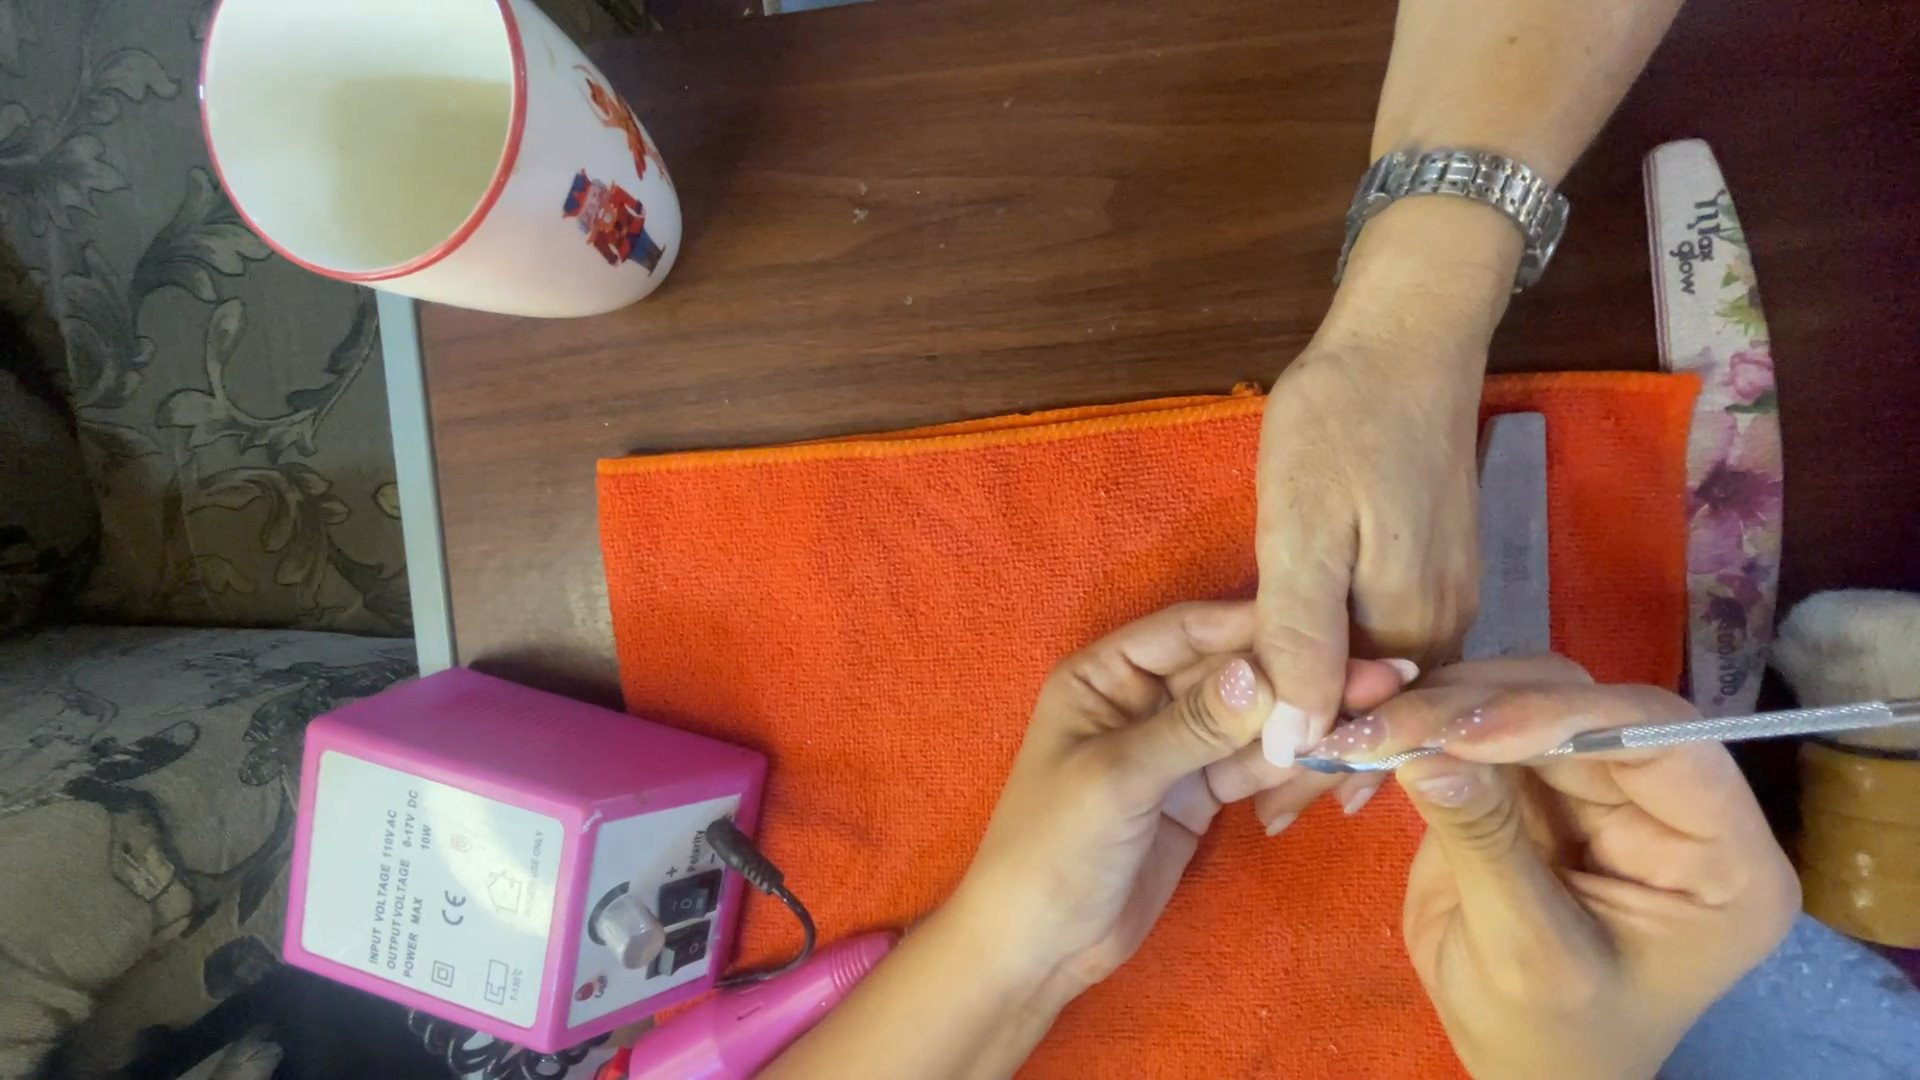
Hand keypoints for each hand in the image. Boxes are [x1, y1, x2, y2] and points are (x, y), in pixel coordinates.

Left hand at [949, 601, 1411, 999]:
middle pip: (1224, 672)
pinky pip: (1248, 763)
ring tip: (1376, 714)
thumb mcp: (1118, 780)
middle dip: (1291, 675)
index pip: (1185, 632)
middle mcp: (1140, 697)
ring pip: (1245, 718)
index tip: (1327, 624)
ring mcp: (1172, 744)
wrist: (1042, 942)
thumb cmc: (1054, 847)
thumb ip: (1192, 727)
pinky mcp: (1195, 790)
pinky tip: (1335, 757)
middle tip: (1381, 675)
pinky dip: (1286, 762)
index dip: (1251, 625)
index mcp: (1103, 674)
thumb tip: (1262, 670)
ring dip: (1301, 718)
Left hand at [1240, 198, 1518, 828]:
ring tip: (1274, 774)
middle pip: (1378, 720)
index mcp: (1406, 626)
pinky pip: (1389, 649)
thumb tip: (1296, 739)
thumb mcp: (1303, 532)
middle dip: (1320, 766)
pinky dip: (1350, 683)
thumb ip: (1300, 637)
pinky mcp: (1428, 566)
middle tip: (1262, 813)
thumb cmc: (1340, 428)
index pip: (1359, 729)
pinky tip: (1318, 693)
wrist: (1403, 341)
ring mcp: (1441, 593)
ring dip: (1333, 730)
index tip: (1263, 820)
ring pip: (1384, 690)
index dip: (1308, 774)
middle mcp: (1438, 624)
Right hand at [1316, 655, 1799, 1079]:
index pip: (1660, 739)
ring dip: (1429, 709)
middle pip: (1568, 702)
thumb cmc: (1547, 1032)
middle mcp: (1652, 800)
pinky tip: (1363, 743)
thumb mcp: (1525, 953)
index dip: (1563, 716)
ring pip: (1507, 697)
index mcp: (1712, 854)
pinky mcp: (1513, 779)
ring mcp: (1579, 784)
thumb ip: (1485, 846)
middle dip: (1468, 708)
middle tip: (1381, 729)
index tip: (1461, 734)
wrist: (1511, 1051)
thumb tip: (1426, 750)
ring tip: (1360, 736)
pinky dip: (1409, 727)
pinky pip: (1461, 726)